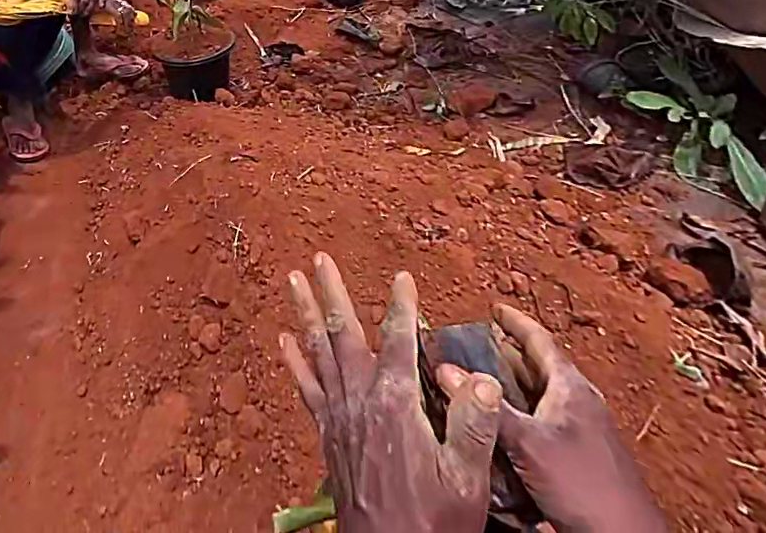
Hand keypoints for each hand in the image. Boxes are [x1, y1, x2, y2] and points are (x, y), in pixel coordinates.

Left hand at [279, 253, 500, 532]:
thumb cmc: (432, 523)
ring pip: (318, 350)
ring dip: (306, 312)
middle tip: (319, 259)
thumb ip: (473, 425)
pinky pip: (306, 386)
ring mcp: (338, 413)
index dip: (401, 305)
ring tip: (294, 280)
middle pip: (344, 331)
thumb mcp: (466, 480)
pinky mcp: (327, 432)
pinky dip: (294, 360)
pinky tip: (284, 339)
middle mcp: (360, 397)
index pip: (397, 339)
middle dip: (332, 292)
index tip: (403, 277)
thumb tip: (481, 376)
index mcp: (394, 402)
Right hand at [436, 305, 667, 532]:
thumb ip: (488, 407)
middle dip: (506, 353)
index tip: (494, 308)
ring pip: (539, 396)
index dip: (514, 321)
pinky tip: (499, 427)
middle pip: (537, 367)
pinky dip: (519, 415)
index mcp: (570, 388)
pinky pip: (542, 422)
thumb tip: (446, 371)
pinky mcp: (578, 457)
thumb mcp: (528, 442)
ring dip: (511, 386)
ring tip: (479, 381)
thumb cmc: (587, 488)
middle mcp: (578, 403)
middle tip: (475, 343)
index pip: (539, 340)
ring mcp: (580, 431)